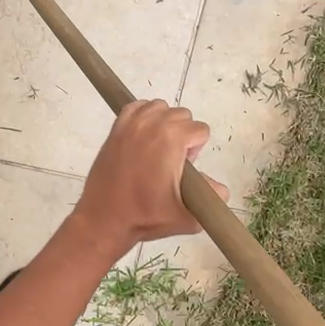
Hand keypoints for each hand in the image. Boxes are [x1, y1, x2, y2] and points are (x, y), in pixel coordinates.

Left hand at [70, 100, 226, 254]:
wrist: (105, 218)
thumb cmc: (146, 216)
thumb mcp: (188, 214)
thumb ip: (213, 197)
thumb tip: (220, 189)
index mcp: (172, 138)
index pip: (201, 130)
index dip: (196, 150)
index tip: (182, 169)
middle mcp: (152, 124)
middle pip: (182, 116)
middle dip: (182, 136)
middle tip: (169, 163)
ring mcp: (131, 123)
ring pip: (160, 108)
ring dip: (163, 124)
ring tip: (156, 151)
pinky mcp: (115, 128)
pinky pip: (136, 107)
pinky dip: (143, 117)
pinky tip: (142, 139)